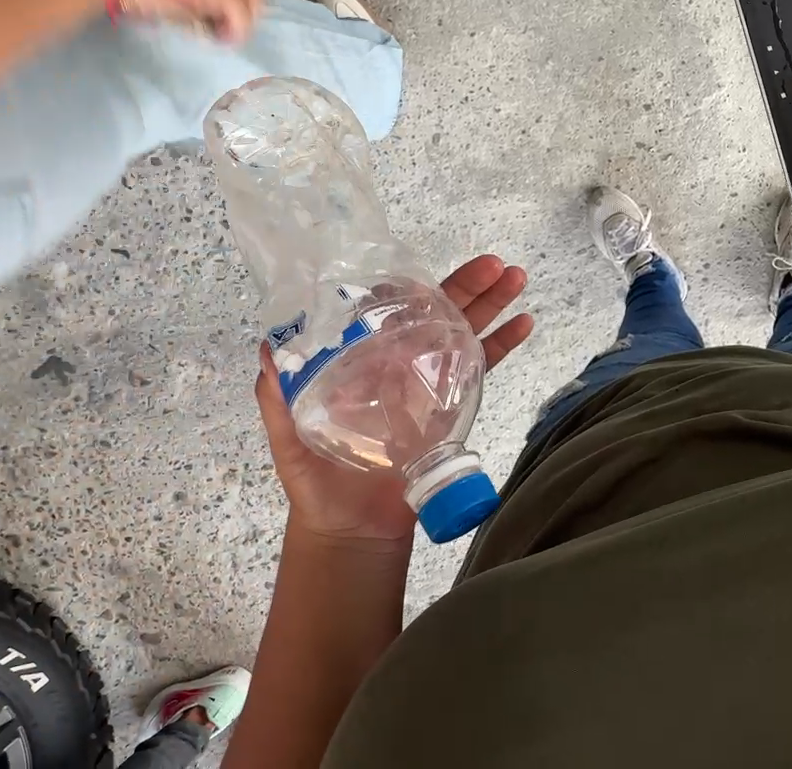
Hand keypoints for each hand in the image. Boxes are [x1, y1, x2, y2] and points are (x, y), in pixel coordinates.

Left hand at [253, 255, 534, 546]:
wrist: (357, 529)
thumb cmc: (319, 483)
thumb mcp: (289, 437)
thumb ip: (279, 398)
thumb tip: (267, 347)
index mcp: (365, 359)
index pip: (389, 310)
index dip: (409, 287)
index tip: (423, 273)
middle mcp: (402, 360)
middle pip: (439, 311)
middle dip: (468, 284)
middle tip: (494, 263)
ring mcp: (433, 378)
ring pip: (468, 329)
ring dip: (494, 303)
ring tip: (516, 277)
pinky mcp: (456, 401)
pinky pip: (485, 365)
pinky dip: (506, 342)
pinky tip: (525, 322)